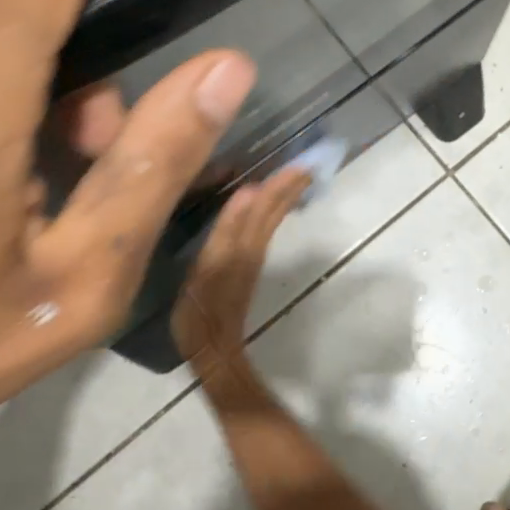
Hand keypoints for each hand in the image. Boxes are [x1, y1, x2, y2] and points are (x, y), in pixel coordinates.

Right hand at [172, 167, 312, 379]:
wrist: (211, 348)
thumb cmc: (203, 308)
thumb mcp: (210, 265)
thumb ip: (229, 228)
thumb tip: (251, 190)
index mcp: (245, 242)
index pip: (268, 204)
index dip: (282, 182)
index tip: (302, 161)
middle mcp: (252, 246)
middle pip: (273, 211)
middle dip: (288, 187)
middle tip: (306, 165)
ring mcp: (248, 258)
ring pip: (269, 221)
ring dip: (281, 199)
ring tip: (292, 181)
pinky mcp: (241, 269)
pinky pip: (260, 231)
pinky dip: (267, 216)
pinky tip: (262, 213)